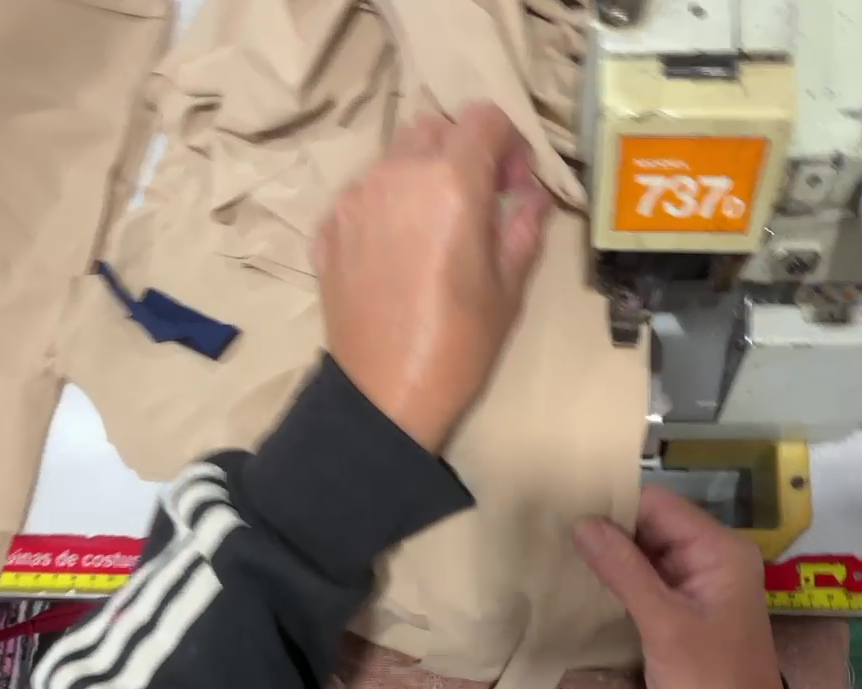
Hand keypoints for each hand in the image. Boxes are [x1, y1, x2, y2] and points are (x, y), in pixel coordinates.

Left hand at [312, 102, 553, 451]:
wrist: (386, 397)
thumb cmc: (459, 347)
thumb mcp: (508, 292)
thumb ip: (524, 228)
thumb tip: (533, 195)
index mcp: (451, 185)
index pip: (485, 119)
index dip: (509, 143)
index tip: (514, 185)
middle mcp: (396, 175)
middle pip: (435, 128)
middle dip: (464, 153)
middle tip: (479, 204)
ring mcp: (354, 200)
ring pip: (394, 157)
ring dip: (423, 175)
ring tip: (434, 230)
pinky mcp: (328, 229)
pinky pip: (363, 194)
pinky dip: (387, 205)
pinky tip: (397, 251)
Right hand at [573, 486, 785, 688]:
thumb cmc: (709, 679)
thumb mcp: (665, 624)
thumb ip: (624, 570)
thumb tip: (582, 523)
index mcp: (718, 549)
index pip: (659, 505)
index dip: (615, 503)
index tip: (566, 504)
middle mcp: (706, 555)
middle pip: (649, 523)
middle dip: (606, 524)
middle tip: (551, 522)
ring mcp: (690, 580)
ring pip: (642, 548)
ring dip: (607, 549)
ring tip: (556, 541)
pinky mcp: (674, 604)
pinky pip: (641, 574)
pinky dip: (615, 573)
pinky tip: (578, 571)